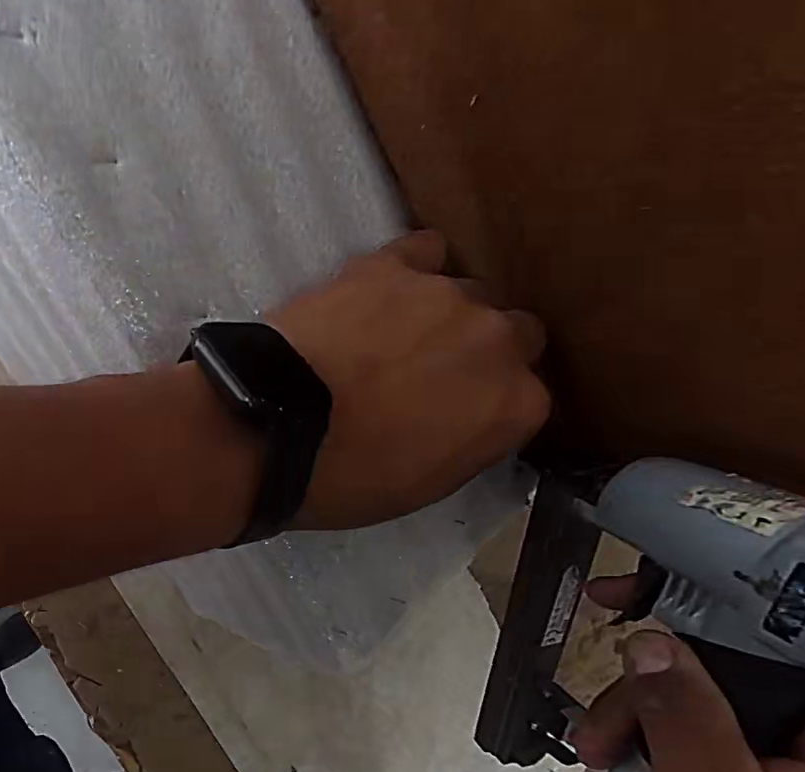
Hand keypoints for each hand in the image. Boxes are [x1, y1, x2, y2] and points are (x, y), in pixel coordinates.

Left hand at [265, 231, 549, 530]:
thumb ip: (471, 439)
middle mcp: (499, 340)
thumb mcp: (428, 484)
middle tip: (434, 377)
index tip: (462, 414)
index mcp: (516, 404)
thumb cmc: (352, 479)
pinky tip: (386, 294)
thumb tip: (473, 416)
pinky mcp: (394, 264)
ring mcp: (448, 293)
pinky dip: (412, 273)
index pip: (528, 396)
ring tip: (395, 339)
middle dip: (483, 354)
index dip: (493, 405)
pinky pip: (424, 253)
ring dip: (444, 316)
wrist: (276, 431)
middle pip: (514, 334)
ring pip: (469, 293)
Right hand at [575, 579, 804, 771]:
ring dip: (663, 727)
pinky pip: (745, 744)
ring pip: (738, 709)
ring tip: (602, 759)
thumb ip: (681, 719)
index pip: (792, 629)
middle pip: (748, 673)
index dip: (707, 601)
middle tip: (596, 728)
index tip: (630, 596)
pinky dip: (688, 752)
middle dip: (660, 693)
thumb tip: (651, 641)